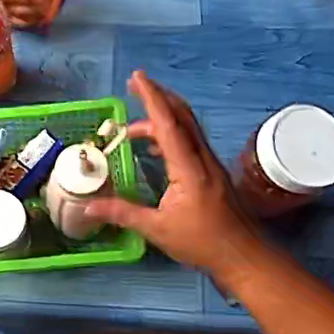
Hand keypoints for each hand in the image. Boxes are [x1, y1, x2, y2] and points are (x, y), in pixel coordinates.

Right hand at [85, 70, 264, 274]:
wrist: (243, 256)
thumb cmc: (202, 242)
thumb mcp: (157, 229)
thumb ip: (123, 213)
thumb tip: (89, 207)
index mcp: (188, 167)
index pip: (168, 123)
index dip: (152, 98)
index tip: (138, 77)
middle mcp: (201, 158)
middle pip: (182, 116)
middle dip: (159, 98)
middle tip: (136, 87)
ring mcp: (210, 165)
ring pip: (187, 128)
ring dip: (163, 119)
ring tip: (134, 128)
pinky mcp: (212, 174)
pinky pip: (190, 142)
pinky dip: (171, 135)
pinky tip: (157, 149)